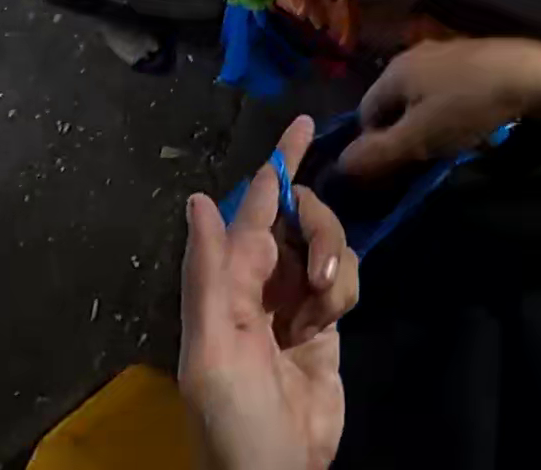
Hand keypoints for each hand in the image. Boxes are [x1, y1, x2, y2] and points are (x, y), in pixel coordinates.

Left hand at [180, 117, 360, 469]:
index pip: (258, 200)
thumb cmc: (235, 417)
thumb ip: (206, 273)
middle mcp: (265, 272)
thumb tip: (196, 198)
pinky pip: (344, 272)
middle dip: (318, 232)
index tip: (304, 123)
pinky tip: (326, 327)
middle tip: (319, 278)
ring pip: (329, 240)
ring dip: (333, 271)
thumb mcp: (211, 351)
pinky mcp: (326, 309)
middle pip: (303, 214)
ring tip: (319, 317)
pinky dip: (343, 290)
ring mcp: (297, 290)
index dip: (280, 160)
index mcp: (233, 273)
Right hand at [339, 38, 540, 177]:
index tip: (398, 167)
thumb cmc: (468, 106)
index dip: (374, 145)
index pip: (365, 113)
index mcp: (393, 71)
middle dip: (402, 133)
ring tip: (450, 143)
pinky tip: (470, 122)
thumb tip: (340, 165)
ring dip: (427, 123)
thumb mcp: (420, 137)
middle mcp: (412, 55)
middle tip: (425, 157)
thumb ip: (378, 153)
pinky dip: (448, 109)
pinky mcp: (468, 56)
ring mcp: (442, 52)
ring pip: (419, 97)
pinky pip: (443, 88)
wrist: (529, 74)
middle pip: (392, 103)